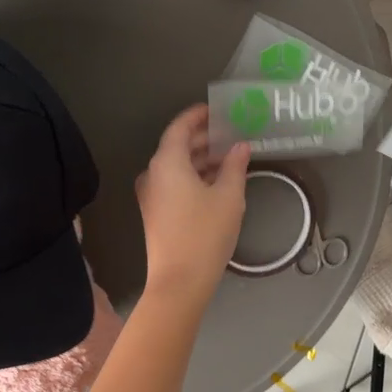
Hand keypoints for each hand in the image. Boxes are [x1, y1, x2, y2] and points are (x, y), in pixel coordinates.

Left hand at [136, 105, 250, 304]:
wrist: (179, 281)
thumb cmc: (205, 234)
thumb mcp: (228, 197)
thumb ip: (235, 166)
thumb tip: (240, 147)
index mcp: (167, 162)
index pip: (180, 127)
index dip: (198, 116)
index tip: (217, 110)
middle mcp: (153, 174)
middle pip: (177, 146)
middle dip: (204, 138)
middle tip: (231, 133)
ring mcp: (151, 196)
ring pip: (177, 167)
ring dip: (201, 159)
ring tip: (230, 157)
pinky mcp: (156, 214)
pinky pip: (174, 184)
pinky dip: (194, 177)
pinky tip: (217, 182)